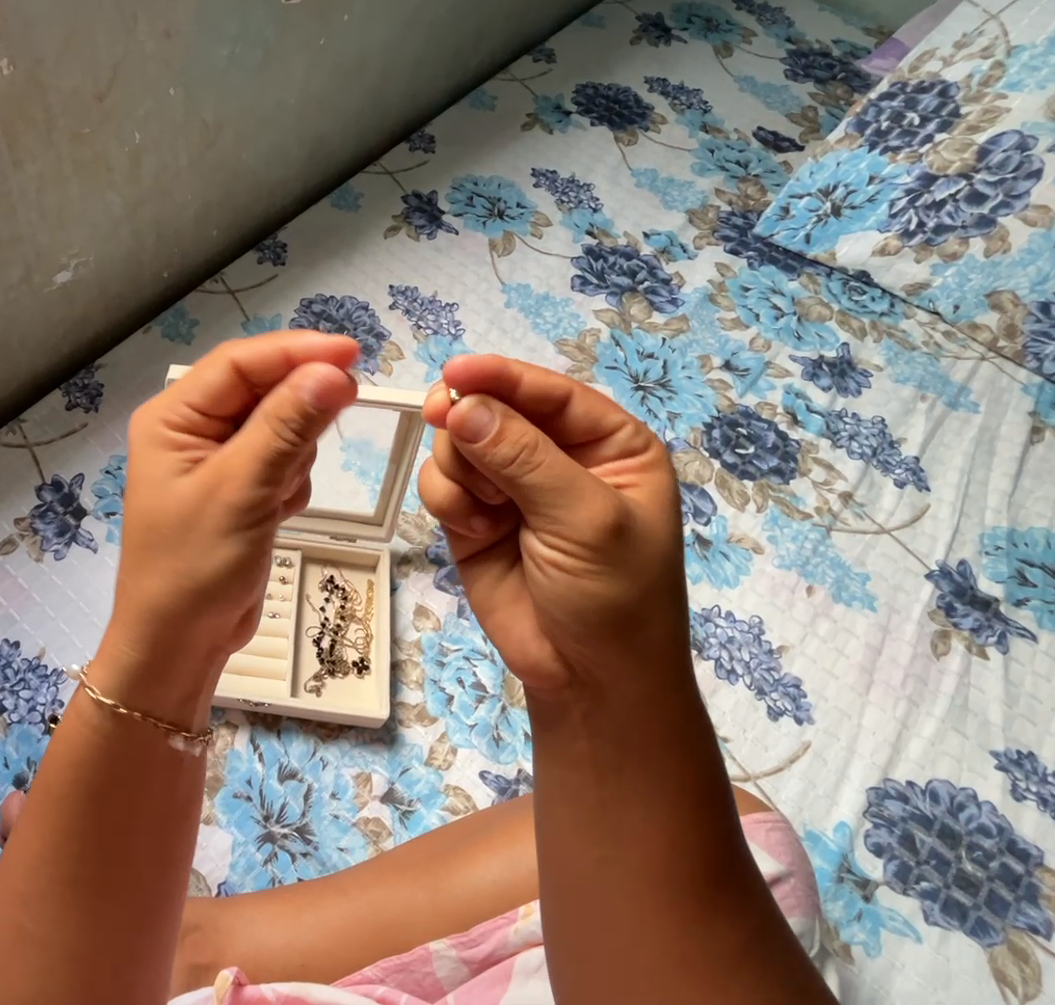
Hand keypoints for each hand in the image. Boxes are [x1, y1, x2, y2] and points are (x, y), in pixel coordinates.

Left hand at [105, 331, 359, 682]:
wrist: (179, 643)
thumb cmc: (194, 566)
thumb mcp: (242, 490)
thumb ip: (287, 427)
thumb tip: (333, 371)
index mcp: (172, 417)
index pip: (239, 363)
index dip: (295, 352)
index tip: (353, 354)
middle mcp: (191, 431)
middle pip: (261, 391)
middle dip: (297, 411)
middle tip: (339, 418)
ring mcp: (216, 462)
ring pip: (279, 426)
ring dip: (294, 455)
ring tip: (277, 497)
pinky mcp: (240, 491)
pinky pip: (282, 462)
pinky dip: (291, 482)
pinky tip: (277, 515)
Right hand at [416, 354, 685, 699]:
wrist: (588, 680)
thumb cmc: (614, 595)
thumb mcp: (584, 519)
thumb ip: (522, 458)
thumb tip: (459, 406)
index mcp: (605, 443)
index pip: (547, 393)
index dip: (500, 377)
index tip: (453, 373)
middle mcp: (554, 457)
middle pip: (491, 411)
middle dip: (471, 427)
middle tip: (444, 428)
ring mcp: (509, 488)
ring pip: (457, 446)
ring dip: (459, 471)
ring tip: (485, 513)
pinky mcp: (472, 519)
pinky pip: (440, 485)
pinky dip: (447, 500)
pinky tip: (474, 530)